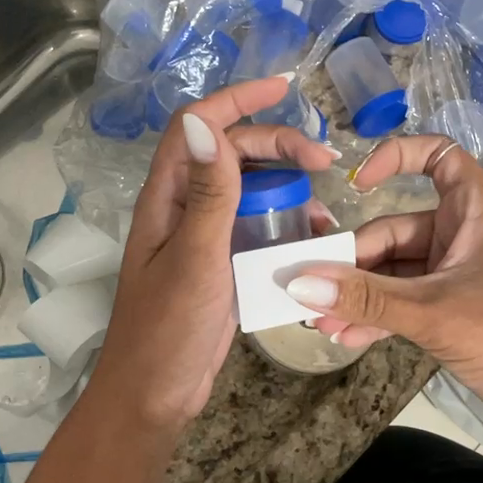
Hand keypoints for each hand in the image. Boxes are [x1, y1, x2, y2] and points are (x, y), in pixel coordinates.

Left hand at [88, 76, 339, 433]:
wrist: (154, 394)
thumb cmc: (167, 329)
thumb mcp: (195, 257)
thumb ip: (208, 193)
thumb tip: (202, 121)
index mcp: (167, 197)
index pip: (197, 126)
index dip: (236, 100)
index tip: (284, 88)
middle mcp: (183, 207)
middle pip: (231, 154)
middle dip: (278, 147)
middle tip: (326, 164)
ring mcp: (203, 236)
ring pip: (249, 191)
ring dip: (288, 187)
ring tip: (327, 207)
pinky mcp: (221, 264)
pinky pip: (257, 229)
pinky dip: (286, 225)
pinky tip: (314, 239)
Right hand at [283, 135, 482, 431]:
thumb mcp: (432, 313)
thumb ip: (364, 298)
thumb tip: (297, 283)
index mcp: (477, 211)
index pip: (437, 156)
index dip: (396, 158)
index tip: (357, 184)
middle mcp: (467, 235)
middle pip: (396, 230)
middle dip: (354, 263)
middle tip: (312, 290)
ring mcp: (460, 276)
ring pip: (396, 273)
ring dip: (360, 297)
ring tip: (320, 324)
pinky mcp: (456, 313)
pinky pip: (405, 303)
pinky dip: (378, 318)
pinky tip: (346, 339)